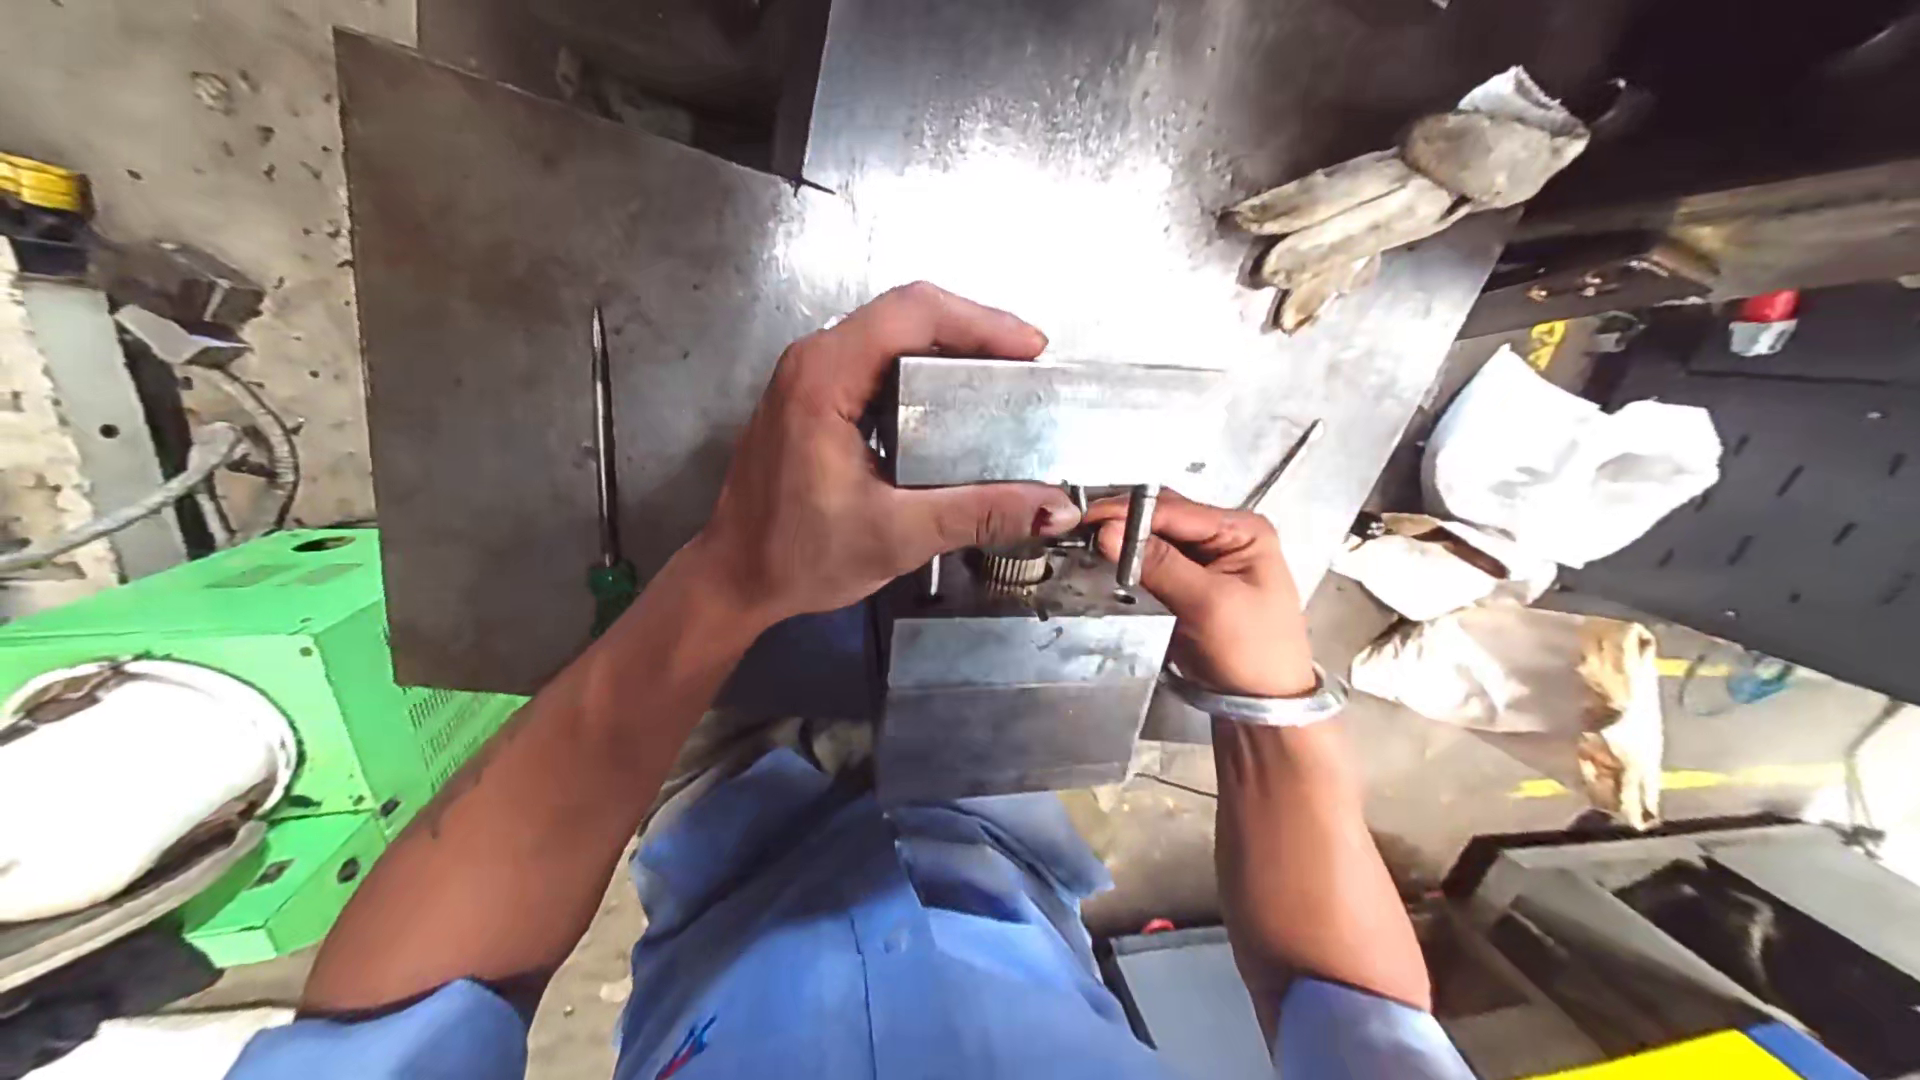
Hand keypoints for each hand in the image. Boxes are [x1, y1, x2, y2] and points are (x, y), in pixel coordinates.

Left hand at [693, 283, 1082, 624]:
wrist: (735, 579)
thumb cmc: (799, 556)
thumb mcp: (898, 535)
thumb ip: (979, 514)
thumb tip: (1054, 506)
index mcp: (823, 377)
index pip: (910, 314)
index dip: (979, 321)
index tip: (1030, 349)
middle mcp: (812, 362)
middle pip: (905, 315)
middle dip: (973, 332)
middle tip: (1025, 367)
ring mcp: (808, 377)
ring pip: (892, 336)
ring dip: (950, 349)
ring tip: (1002, 380)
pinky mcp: (813, 399)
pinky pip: (879, 364)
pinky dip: (925, 373)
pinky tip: (955, 404)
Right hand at [1084, 490, 1313, 696]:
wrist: (1260, 704)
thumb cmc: (1250, 650)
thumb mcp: (1207, 603)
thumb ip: (1159, 563)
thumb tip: (1108, 531)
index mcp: (1240, 529)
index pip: (1175, 509)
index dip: (1128, 511)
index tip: (1088, 520)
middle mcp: (1222, 535)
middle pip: (1162, 516)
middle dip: (1122, 520)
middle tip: (1079, 528)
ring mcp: (1204, 558)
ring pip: (1152, 538)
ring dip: (1121, 539)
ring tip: (1084, 540)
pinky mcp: (1186, 580)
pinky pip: (1150, 560)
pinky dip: (1128, 559)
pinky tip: (1105, 558)